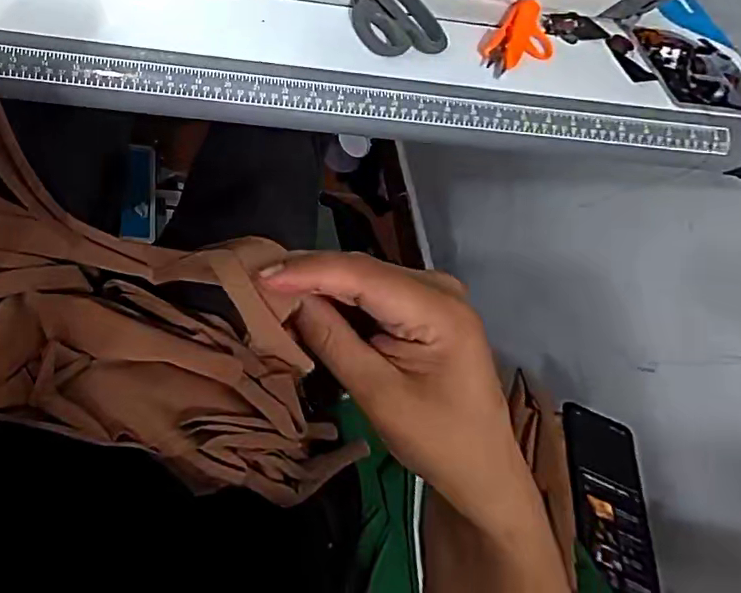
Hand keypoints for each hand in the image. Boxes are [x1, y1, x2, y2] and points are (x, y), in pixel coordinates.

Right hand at [261, 253, 550, 541]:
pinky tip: (304, 298)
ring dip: (316, 282)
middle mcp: (436, 285)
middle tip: (256, 281)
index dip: (306, 271)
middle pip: (358, 268)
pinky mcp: (419, 301)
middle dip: (305, 273)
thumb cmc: (438, 441)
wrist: (484, 473)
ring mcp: (430, 290)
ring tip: (271, 287)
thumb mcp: (377, 394)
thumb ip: (331, 339)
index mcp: (439, 308)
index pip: (360, 275)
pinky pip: (367, 288)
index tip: (259, 275)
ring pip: (358, 274)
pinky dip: (334, 294)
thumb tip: (285, 296)